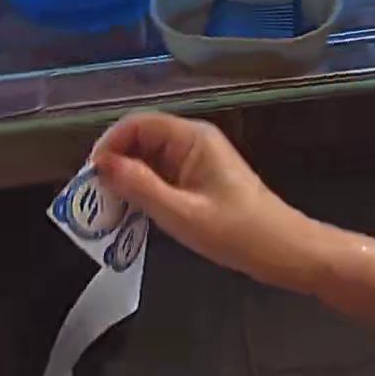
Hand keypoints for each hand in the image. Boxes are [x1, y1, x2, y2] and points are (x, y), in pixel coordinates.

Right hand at [91, 112, 335, 290]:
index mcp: (192, 138)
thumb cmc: (237, 232)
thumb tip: (102, 166)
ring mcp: (197, 159)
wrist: (284, 251)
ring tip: (108, 209)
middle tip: (94, 199)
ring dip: (127, 179)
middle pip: (141, 139)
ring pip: (149, 158)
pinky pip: (162, 175)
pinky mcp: (199, 179)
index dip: (109, 144)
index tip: (90, 177)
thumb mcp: (182, 214)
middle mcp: (193, 141)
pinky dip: (144, 189)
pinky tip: (132, 212)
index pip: (138, 124)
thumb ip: (140, 187)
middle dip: (115, 163)